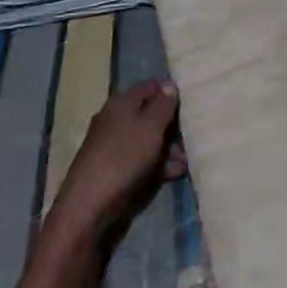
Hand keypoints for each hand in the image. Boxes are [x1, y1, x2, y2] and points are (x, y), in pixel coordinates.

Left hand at [47, 81, 186, 244]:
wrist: (91, 203)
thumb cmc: (124, 157)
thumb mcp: (149, 127)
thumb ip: (162, 105)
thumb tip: (170, 84)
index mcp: (121, 103)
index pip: (150, 87)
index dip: (170, 91)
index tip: (193, 100)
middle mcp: (117, 119)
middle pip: (150, 114)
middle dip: (173, 124)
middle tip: (195, 134)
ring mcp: (116, 145)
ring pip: (149, 139)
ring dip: (170, 148)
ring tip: (190, 159)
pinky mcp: (117, 168)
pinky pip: (143, 159)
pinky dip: (160, 164)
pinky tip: (177, 173)